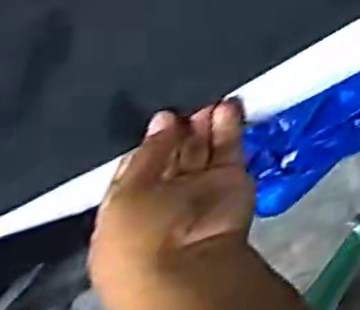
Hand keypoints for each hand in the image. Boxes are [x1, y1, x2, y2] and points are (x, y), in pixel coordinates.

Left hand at [90, 101, 257, 309]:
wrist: (191, 262)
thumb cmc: (140, 239)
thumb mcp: (127, 196)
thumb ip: (148, 154)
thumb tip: (163, 119)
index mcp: (129, 205)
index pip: (140, 163)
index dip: (150, 139)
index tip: (161, 115)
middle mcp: (166, 195)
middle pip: (174, 150)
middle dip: (180, 126)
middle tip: (187, 103)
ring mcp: (201, 186)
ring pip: (203, 145)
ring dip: (205, 121)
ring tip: (209, 98)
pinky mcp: (232, 177)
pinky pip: (230, 146)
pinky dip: (230, 124)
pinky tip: (228, 105)